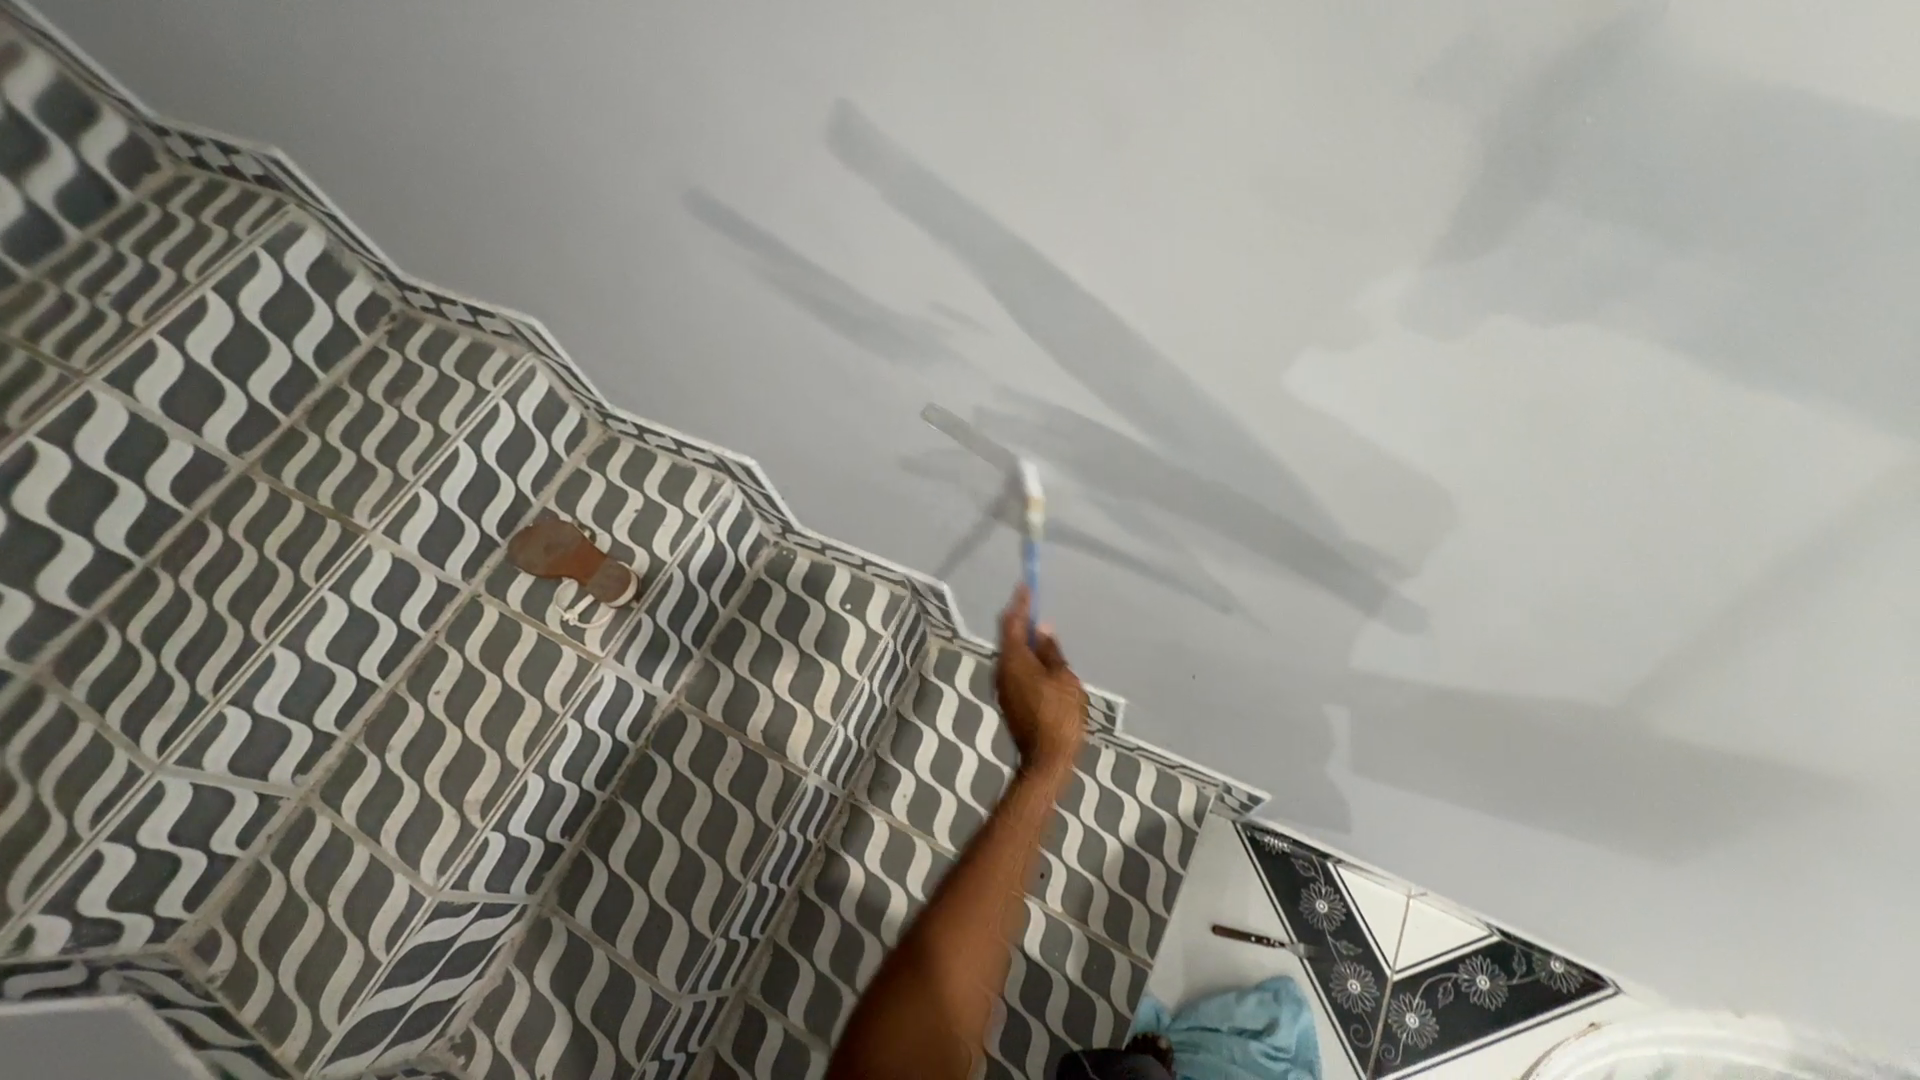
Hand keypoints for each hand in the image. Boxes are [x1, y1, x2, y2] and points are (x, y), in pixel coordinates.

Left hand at [995, 585, 1085, 777]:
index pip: (1012, 622)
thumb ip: (1050, 651)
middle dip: (1019, 619)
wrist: (1046, 759)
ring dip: (1022, 639)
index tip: (1026, 586)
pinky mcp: (1008, 700)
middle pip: (1007, 637)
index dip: (1020, 603)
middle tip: (1032, 604)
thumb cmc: (1060, 715)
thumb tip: (1041, 629)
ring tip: (1038, 629)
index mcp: (1014, 660)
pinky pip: (1014, 668)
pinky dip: (1024, 657)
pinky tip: (1038, 659)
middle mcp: (1001, 670)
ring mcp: (1002, 687)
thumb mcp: (1064, 679)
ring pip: (1010, 654)